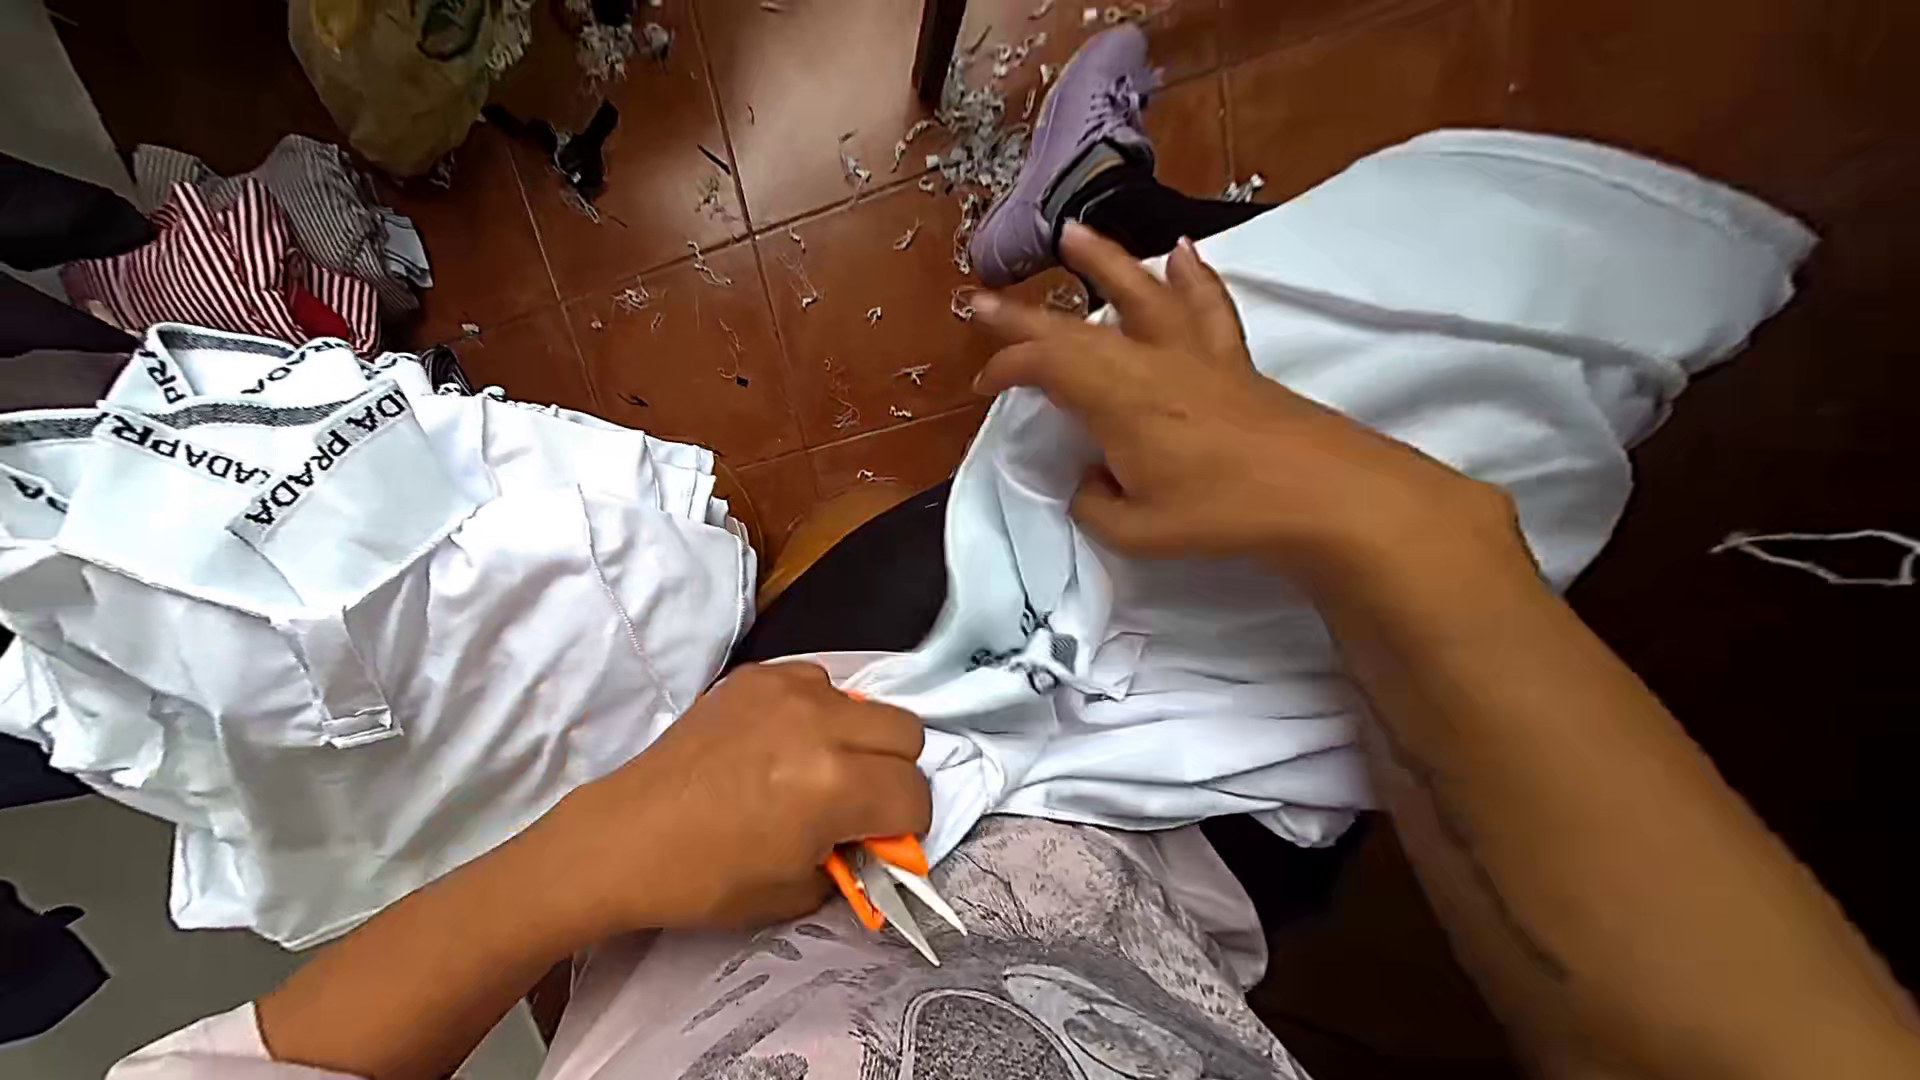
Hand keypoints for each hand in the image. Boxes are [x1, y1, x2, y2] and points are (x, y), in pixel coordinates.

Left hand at [534, 663, 930, 933]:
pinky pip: (819, 682)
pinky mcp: (761, 673)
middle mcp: (823, 725)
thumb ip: (854, 858)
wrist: (625, 836)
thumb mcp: (797, 890)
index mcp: (835, 785)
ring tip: (812, 762)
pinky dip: (815, 711)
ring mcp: (790, 690)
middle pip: (908, 731)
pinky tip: (779, 737)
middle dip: (894, 771)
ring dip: (856, 737)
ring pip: (867, 704)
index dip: (907, 822)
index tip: (882, 833)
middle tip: (857, 795)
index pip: (916, 792)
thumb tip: (878, 835)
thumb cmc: (708, 879)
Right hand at [973, 223, 1529, 595]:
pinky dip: (1191, 277)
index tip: (983, 385)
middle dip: (1022, 317)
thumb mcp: (1135, 530)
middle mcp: (1148, 364)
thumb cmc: (1220, 514)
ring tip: (1073, 235)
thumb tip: (1088, 480)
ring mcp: (1193, 355)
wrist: (1319, 495)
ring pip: (1140, 296)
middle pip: (1075, 328)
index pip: (1045, 368)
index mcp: (1117, 401)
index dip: (1006, 369)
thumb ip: (1094, 505)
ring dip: (1102, 265)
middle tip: (982, 301)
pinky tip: (1180, 253)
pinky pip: (1206, 307)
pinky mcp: (1230, 360)